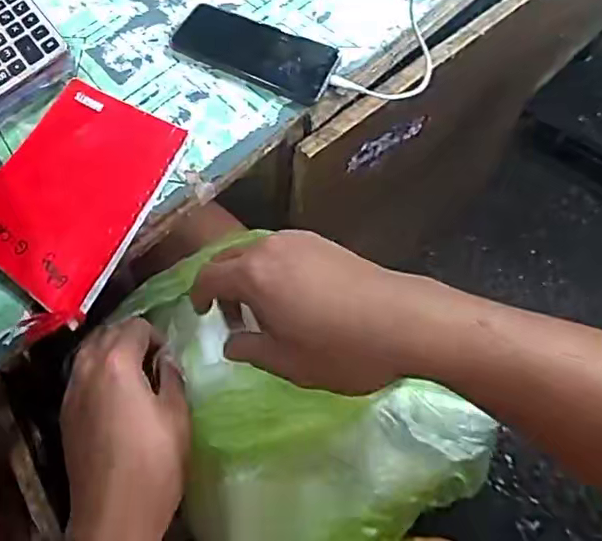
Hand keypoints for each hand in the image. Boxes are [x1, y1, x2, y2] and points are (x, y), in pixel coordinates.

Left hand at [62, 319, 189, 540]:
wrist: (111, 517)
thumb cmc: (152, 466)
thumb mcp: (177, 418)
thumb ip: (172, 378)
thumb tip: (166, 359)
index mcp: (117, 361)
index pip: (136, 325)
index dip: (156, 335)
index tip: (167, 356)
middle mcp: (88, 366)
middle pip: (108, 331)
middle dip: (131, 337)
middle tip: (152, 360)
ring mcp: (72, 388)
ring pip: (89, 349)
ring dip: (110, 350)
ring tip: (131, 373)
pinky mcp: (65, 411)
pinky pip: (80, 373)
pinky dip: (95, 370)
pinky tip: (111, 393)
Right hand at [191, 231, 459, 395]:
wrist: (402, 319)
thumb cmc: (340, 347)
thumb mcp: (289, 363)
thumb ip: (251, 350)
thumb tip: (230, 343)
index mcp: (252, 273)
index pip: (208, 275)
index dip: (199, 294)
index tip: (202, 313)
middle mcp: (267, 247)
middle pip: (228, 257)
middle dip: (221, 283)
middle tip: (233, 318)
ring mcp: (295, 239)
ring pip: (254, 251)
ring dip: (247, 275)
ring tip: (266, 309)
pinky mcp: (318, 240)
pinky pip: (278, 249)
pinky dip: (270, 267)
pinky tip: (293, 295)